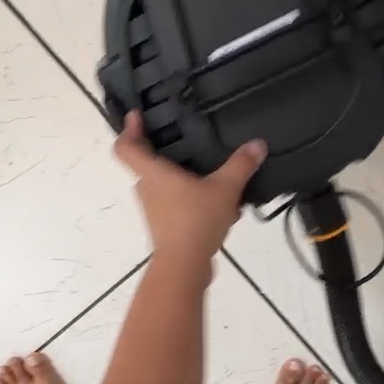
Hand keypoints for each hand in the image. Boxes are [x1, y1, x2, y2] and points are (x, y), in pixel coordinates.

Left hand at [113, 112, 265, 265]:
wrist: (185, 266)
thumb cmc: (196, 220)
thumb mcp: (225, 189)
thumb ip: (241, 166)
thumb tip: (258, 145)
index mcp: (152, 173)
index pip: (125, 147)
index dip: (128, 129)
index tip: (137, 117)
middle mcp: (147, 190)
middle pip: (148, 167)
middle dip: (166, 156)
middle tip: (186, 144)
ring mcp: (154, 212)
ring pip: (166, 190)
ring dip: (185, 184)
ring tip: (214, 181)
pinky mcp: (165, 230)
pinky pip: (178, 209)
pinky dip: (194, 206)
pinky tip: (221, 210)